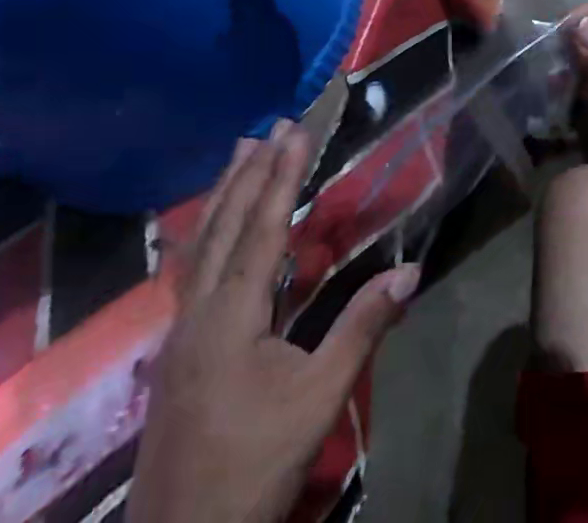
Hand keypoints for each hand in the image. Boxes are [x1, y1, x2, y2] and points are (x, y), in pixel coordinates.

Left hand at [130, 123, 419, 522]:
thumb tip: (411, 269)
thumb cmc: (257, 460)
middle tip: (267, 127)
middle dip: (247, 173)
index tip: (294, 132)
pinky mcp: (176, 352)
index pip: (260, 230)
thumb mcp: (321, 395)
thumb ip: (362, 327)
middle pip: (222, 227)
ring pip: (199, 248)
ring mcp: (179, 333)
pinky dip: (207, 234)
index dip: (280, 177)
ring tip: (238, 156)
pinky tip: (212, 234)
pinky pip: (191, 272)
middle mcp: (196, 312)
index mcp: (230, 315)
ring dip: (222, 197)